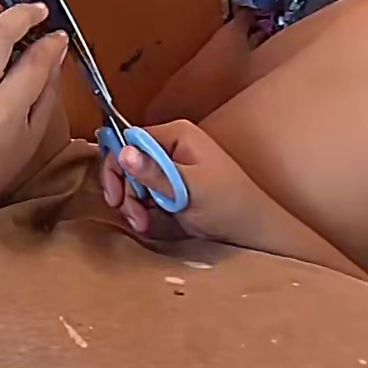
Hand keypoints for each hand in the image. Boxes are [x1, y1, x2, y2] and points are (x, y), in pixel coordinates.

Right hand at [100, 120, 287, 245]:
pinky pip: (143, 194)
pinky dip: (140, 209)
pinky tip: (147, 222)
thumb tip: (124, 152)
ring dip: (132, 204)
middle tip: (131, 213)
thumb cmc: (229, 205)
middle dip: (126, 190)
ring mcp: (170, 168)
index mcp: (177, 135)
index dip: (118, 166)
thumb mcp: (189, 188)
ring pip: (132, 181)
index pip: (130, 140)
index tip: (116, 194)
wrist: (250, 231)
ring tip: (143, 222)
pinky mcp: (170, 188)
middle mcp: (171, 147)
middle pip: (128, 162)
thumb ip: (154, 172)